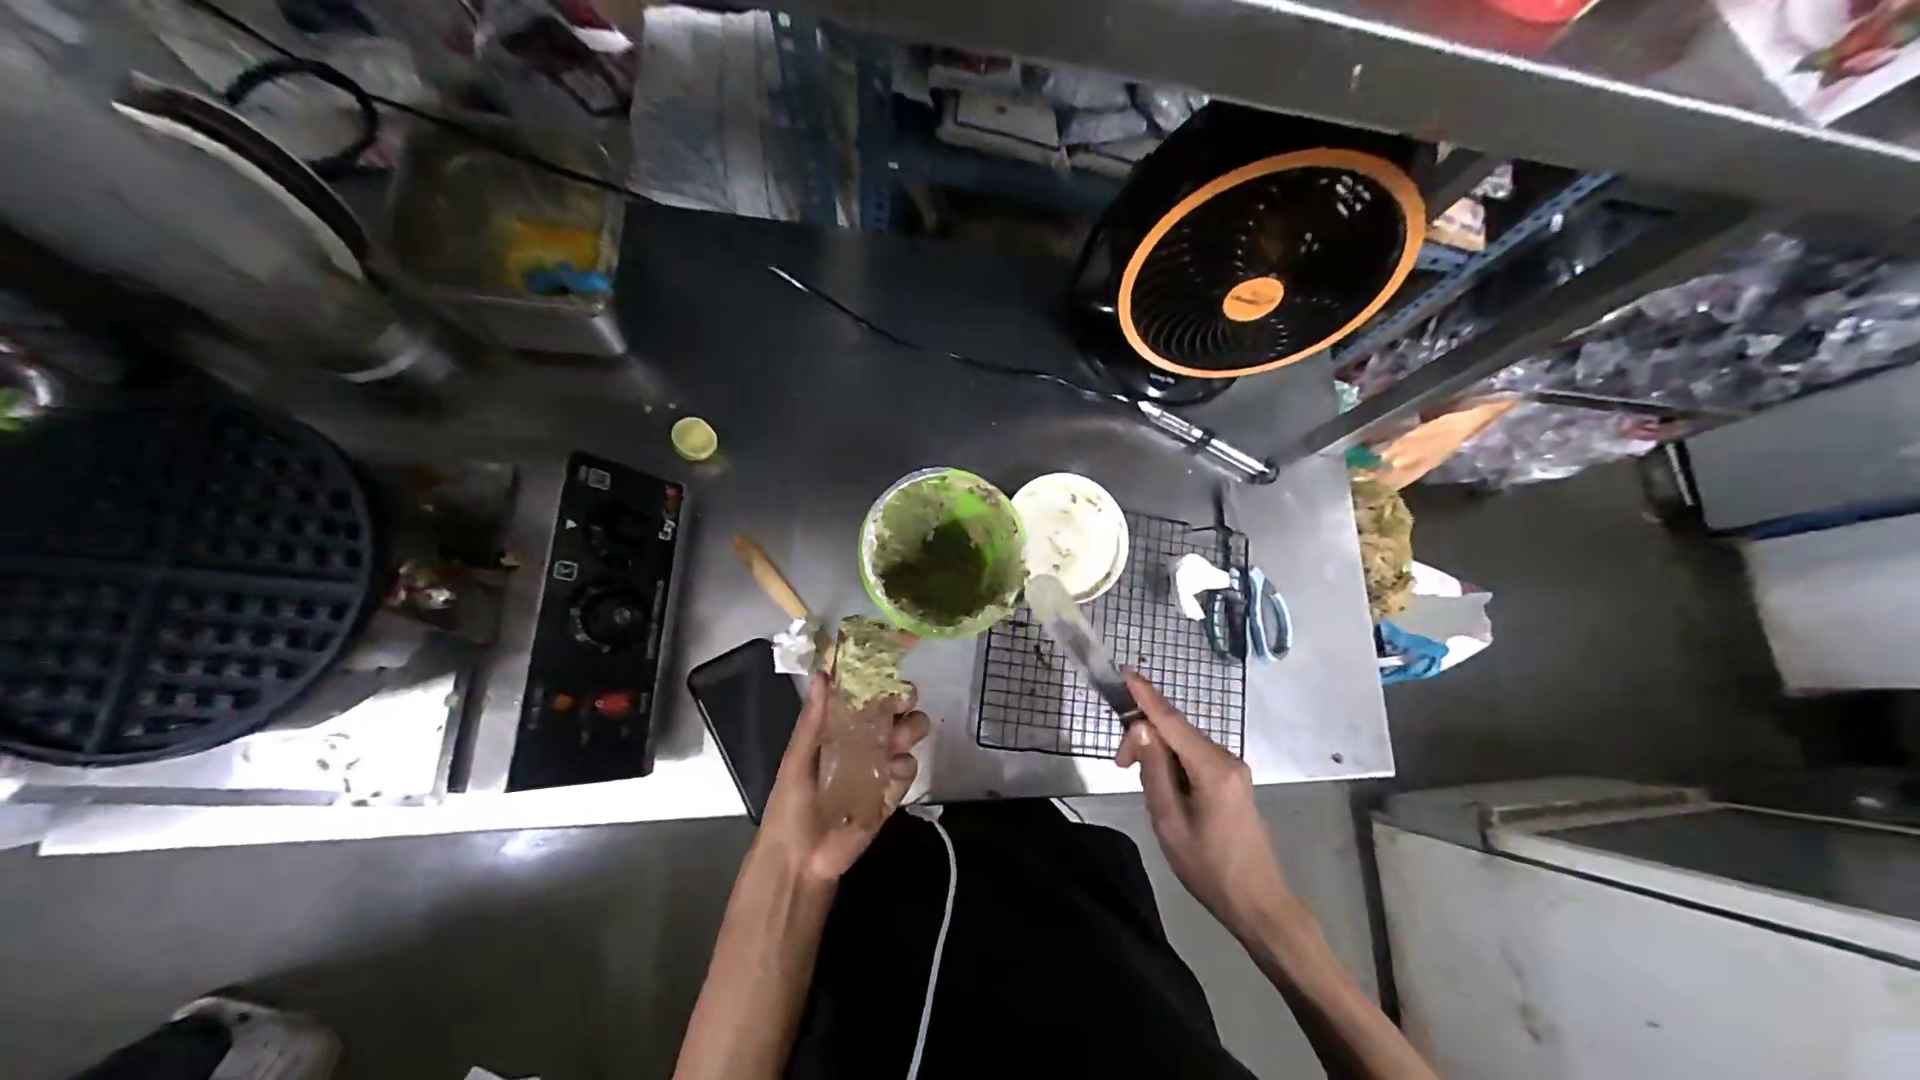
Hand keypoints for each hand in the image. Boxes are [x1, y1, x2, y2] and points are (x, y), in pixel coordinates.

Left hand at [756, 672, 930, 883]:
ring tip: (900, 735)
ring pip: (906, 740)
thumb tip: (822, 675)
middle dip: (903, 706)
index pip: (865, 700)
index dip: (878, 686)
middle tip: (904, 703)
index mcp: (839, 732)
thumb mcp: (797, 757)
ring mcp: (879, 769)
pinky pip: (906, 773)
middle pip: (893, 716)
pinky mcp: (890, 795)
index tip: (885, 676)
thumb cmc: (791, 802)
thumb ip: (813, 719)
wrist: (798, 857)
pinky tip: (895, 765)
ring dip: (909, 731)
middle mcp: (863, 746)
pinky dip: (905, 765)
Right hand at [1115, 670, 1293, 941]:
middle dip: (1143, 736)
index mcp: (1212, 767)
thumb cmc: (1209, 867)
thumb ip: (1153, 771)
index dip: (1146, 695)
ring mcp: (1231, 768)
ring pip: (1183, 742)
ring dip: (1156, 751)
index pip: (1171, 721)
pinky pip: (1193, 756)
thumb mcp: (1169, 821)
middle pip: (1175, 729)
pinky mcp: (1231, 779)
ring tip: (1138, 778)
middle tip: (1120, 766)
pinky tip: (1160, 782)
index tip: (1126, 672)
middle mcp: (1225, 758)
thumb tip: (1141, 729)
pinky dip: (1171, 760)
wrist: (1258, 902)